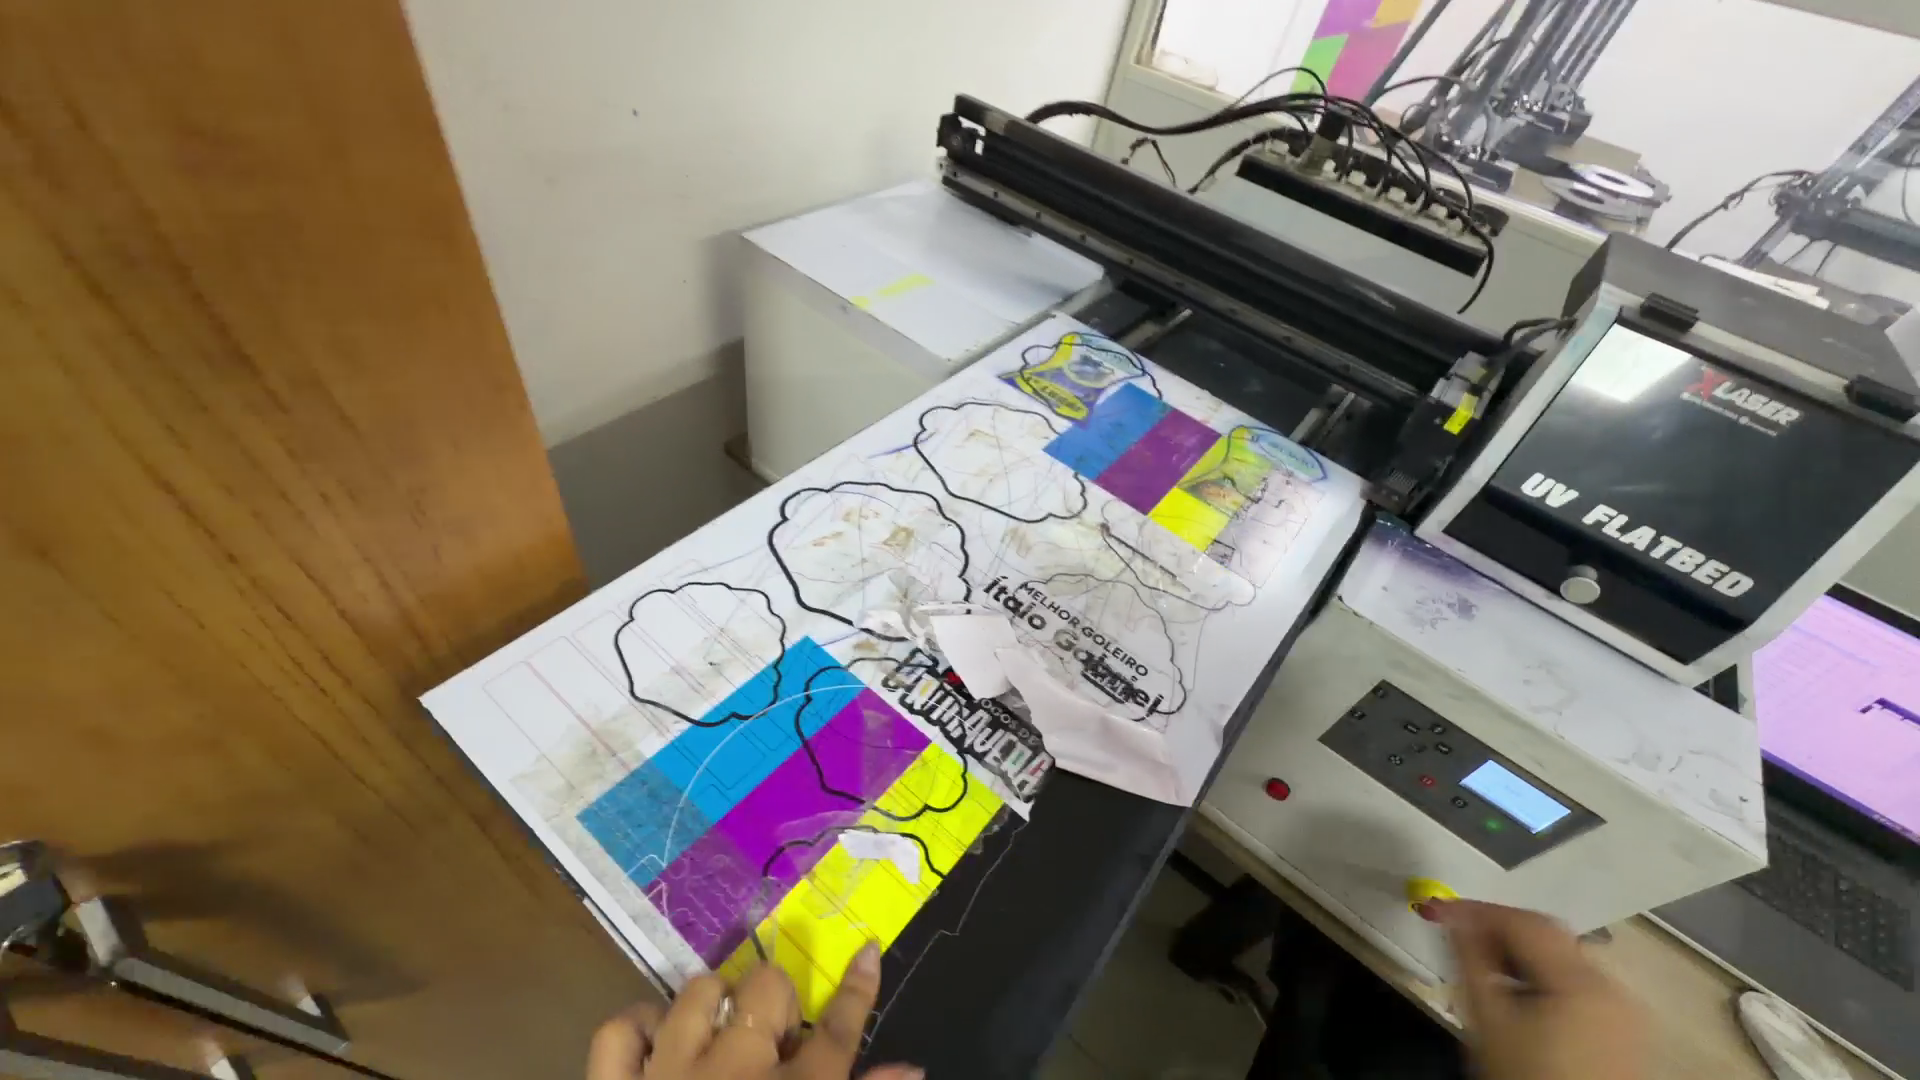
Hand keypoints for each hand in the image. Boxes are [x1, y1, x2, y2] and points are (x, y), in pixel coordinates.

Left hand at [587, 943, 920, 1079]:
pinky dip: (639, 1026)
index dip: (858, 987)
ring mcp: (670, 1077)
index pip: (838, 1030)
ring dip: (715, 1005)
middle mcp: (735, 1073)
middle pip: (767, 990)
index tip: (866, 951)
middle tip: (772, 1042)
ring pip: (700, 993)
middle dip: (775, 1003)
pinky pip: (620, 1030)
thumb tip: (913, 1069)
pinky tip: (657, 1043)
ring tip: (720, 1035)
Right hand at [1439, 900, 1644, 1079]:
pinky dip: (1543, 975)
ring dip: (1520, 951)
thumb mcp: (1488, 1017)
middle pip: (1548, 936)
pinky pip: (1579, 983)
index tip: (1440, 909)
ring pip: (1562, 958)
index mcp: (1586, 983)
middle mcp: (1618, 990)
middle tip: (1460, 932)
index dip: (1478, 910)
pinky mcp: (1626, 1032)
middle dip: (1499, 929)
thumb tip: (1454, 917)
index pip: (1525, 922)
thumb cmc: (1525, 1075)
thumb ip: (1469, 957)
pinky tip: (1516, 988)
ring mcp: (1628, 1013)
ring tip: (1483, 961)